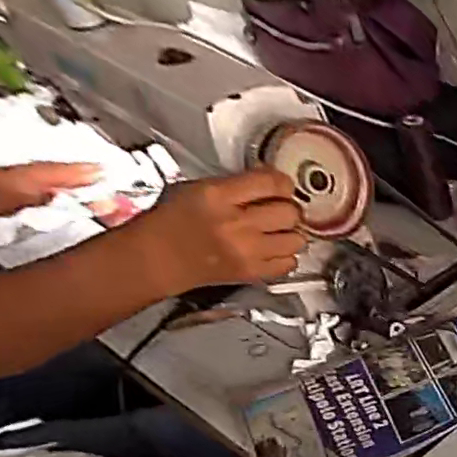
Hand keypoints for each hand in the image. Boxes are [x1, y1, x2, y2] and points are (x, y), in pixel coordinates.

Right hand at [124, 167, 308, 294]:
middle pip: (290, 213)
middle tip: (280, 212)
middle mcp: (236, 224)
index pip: (269, 184)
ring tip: (277, 233)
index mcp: (217, 196)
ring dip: (291, 235)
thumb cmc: (175, 219)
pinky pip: (290, 263)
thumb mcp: (197, 189)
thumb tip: (274, 185)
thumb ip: (237, 186)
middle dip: (289, 210)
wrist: (160, 256)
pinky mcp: (254, 273)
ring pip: (297, 240)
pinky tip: (272, 251)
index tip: (283, 186)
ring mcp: (248, 251)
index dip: (283, 183)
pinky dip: (286, 257)